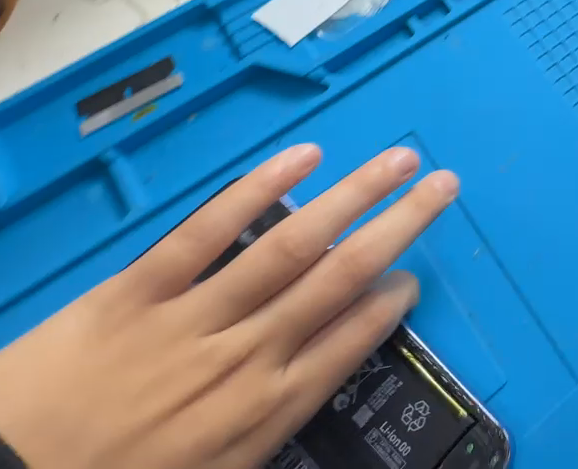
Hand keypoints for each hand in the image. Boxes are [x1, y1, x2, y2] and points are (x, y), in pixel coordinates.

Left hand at [0, 145, 458, 468]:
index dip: (393, 298)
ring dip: (356, 195)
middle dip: (402, 224)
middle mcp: (245, 356)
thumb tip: (321, 362)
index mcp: (264, 409)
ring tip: (400, 159)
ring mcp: (191, 320)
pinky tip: (303, 157)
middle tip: (444, 184)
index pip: (355, 335)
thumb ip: (269, 420)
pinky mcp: (132, 293)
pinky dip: (257, 191)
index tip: (412, 276)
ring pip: (293, 244)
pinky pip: (205, 233)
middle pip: (344, 274)